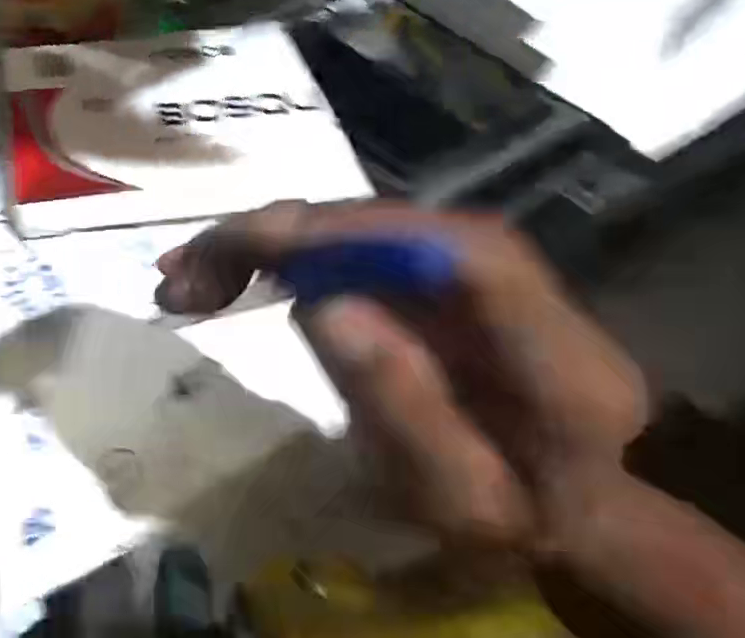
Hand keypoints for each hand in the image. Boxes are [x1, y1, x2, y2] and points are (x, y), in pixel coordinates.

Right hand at [156, 201, 647, 552]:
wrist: (544, 499)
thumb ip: (405, 410)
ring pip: (347, 225)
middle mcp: (512, 290)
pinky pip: (333, 242)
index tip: (267, 246)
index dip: (367, 234)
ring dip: (258, 242)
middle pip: (386, 226)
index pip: (473, 256)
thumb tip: (321, 303)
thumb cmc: (505, 519)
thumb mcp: (456, 500)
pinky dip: (269, 253)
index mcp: (561, 359)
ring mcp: (460, 267)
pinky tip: (217, 274)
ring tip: (183, 280)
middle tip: (188, 273)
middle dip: (277, 236)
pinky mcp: (417, 264)